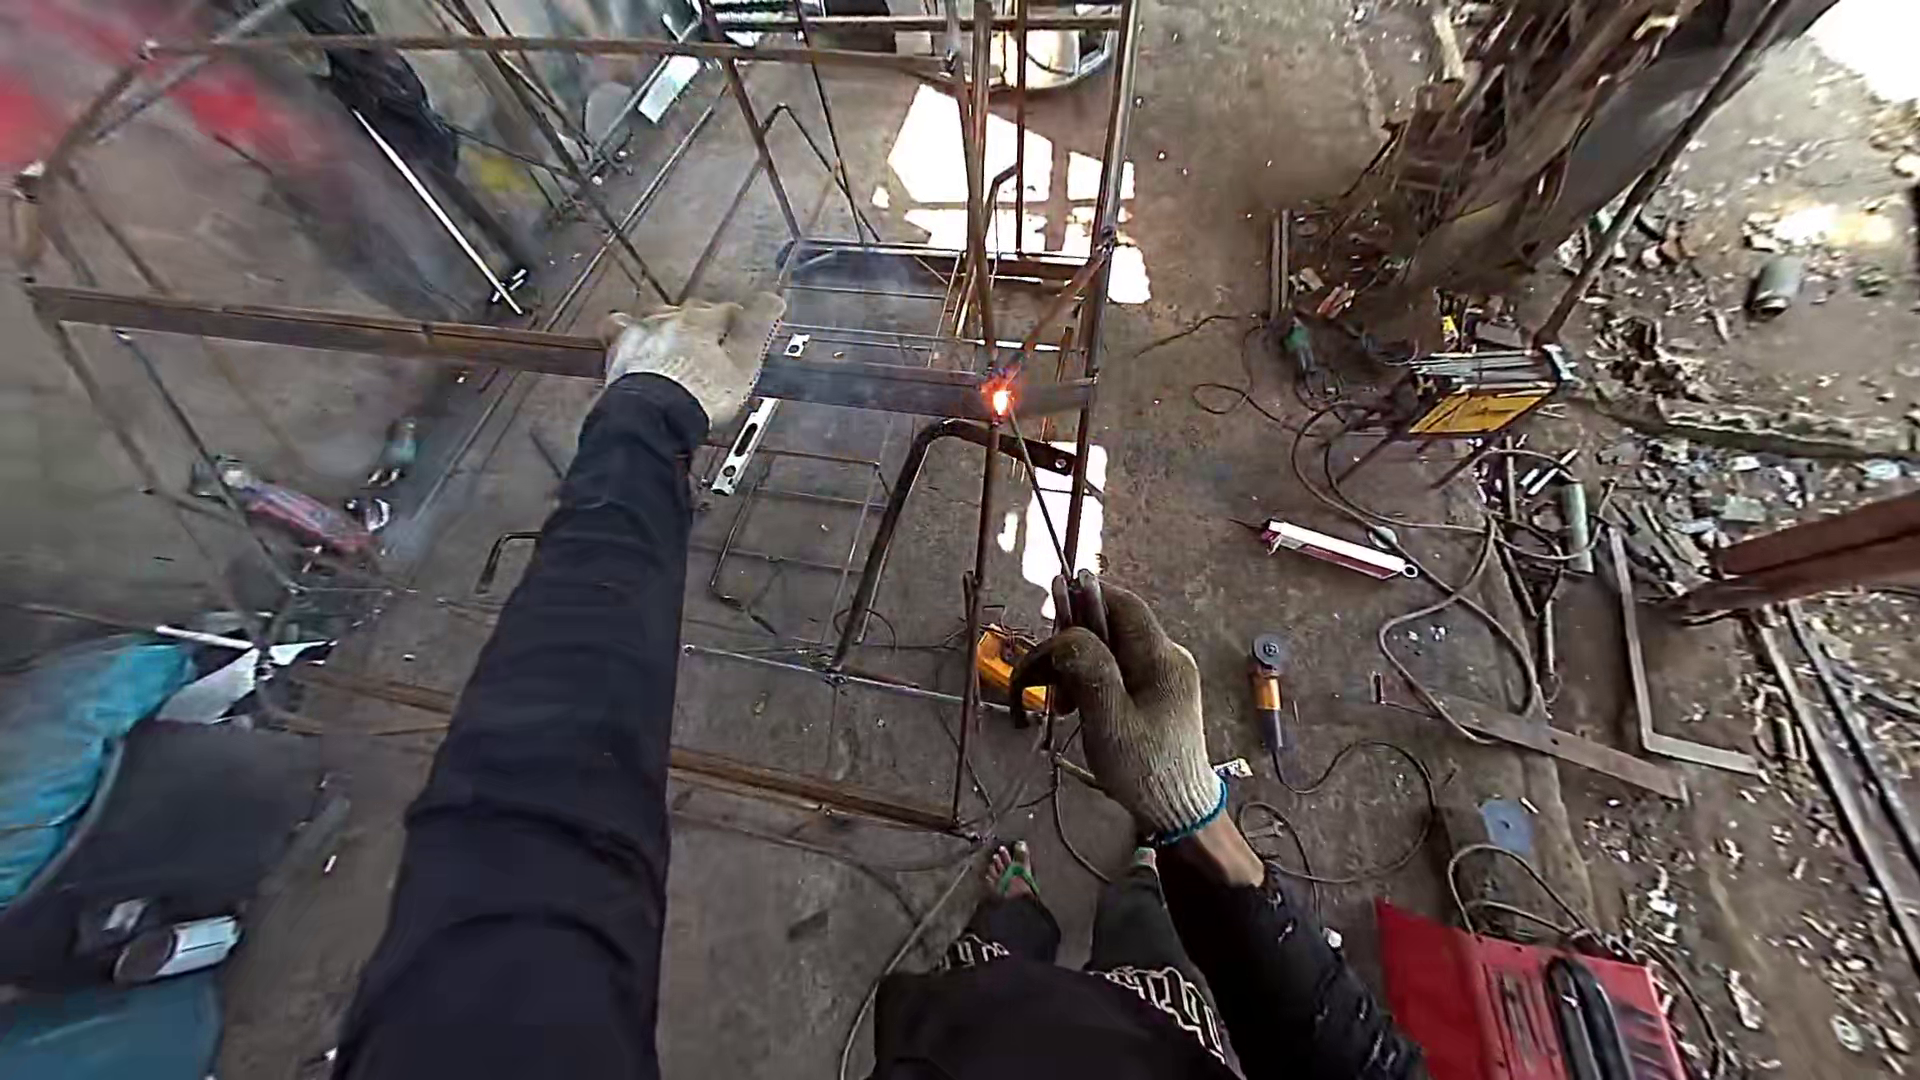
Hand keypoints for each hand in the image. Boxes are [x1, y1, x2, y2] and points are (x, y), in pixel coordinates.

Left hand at [599, 293, 786, 426]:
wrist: (654, 415)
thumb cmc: (701, 394)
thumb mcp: (743, 364)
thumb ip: (757, 329)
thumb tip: (773, 299)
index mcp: (703, 321)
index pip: (730, 311)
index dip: (743, 323)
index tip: (751, 335)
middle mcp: (671, 318)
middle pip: (695, 312)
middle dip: (708, 325)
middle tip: (719, 348)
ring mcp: (643, 331)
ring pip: (661, 316)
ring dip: (673, 326)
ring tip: (683, 348)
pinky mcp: (621, 349)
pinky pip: (621, 327)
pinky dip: (632, 330)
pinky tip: (638, 339)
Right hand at [1014, 582, 1225, 844]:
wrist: (1176, 812)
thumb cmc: (1144, 769)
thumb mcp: (1111, 722)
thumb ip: (1090, 672)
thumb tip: (1068, 633)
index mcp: (1161, 659)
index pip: (1125, 605)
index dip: (1089, 594)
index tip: (1055, 596)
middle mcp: (1164, 659)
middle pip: (1110, 626)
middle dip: (1071, 641)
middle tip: (1044, 672)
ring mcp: (1158, 675)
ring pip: (1106, 648)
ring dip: (1074, 665)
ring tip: (1058, 701)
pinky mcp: (1150, 692)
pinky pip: (1112, 670)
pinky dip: (1086, 680)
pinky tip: (1071, 706)